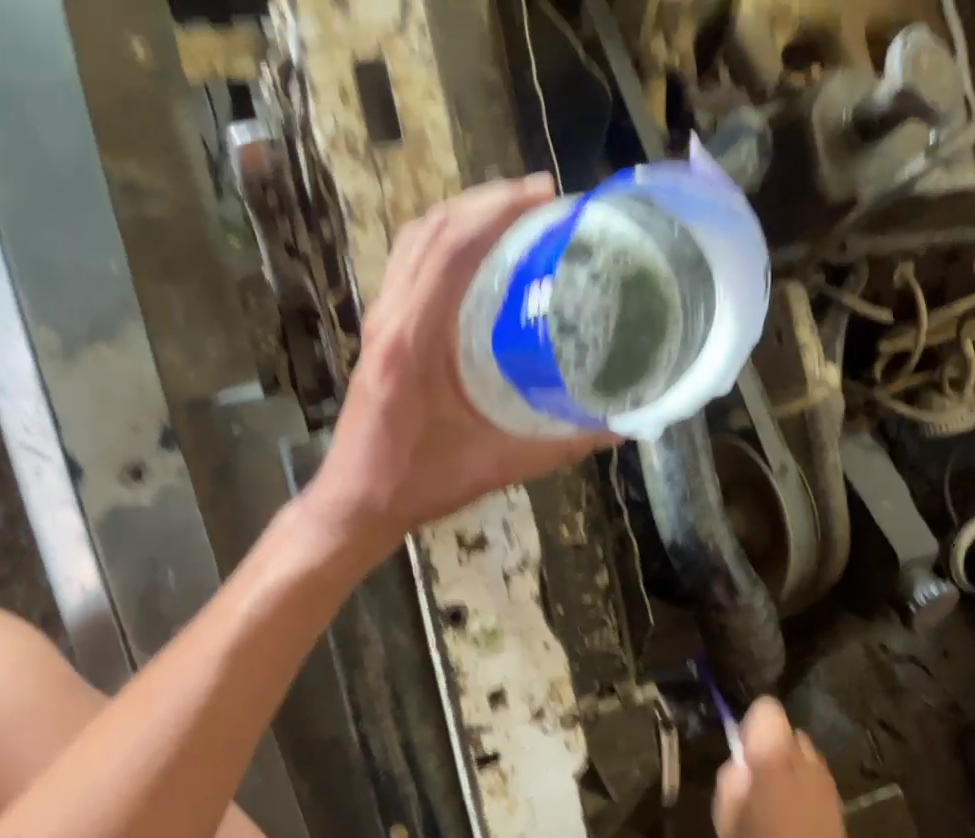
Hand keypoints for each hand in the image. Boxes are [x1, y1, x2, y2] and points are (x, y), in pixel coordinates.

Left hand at [312, 175, 617, 548]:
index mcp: (414, 339)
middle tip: (540, 198)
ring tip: (512, 214)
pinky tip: (477, 257)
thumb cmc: (419, 484)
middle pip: (431, 228)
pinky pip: (408, 264)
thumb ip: (560, 445)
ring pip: (414, 240)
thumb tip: (618, 429)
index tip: (547, 197)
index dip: (500, 209)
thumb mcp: (496, 464)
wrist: (356, 502)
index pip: (453, 246)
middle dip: (486, 200)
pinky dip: (443, 242)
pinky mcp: (378, 332)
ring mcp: (379, 321)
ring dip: (461, 214)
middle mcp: (391, 316)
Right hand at [713, 698, 856, 837]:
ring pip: (801, 753)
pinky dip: (800, 786)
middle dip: (768, 747)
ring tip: (771, 805)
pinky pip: (813, 776)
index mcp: (774, 760)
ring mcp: (827, 780)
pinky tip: (791, 820)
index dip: (751, 725)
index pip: (766, 709)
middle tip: (751, 784)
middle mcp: (806, 760)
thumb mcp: (726, 823)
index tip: (741, 755)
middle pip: (786, 730)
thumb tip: (741, 763)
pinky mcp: (838, 801)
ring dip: (786, 766)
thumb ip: (731, 780)